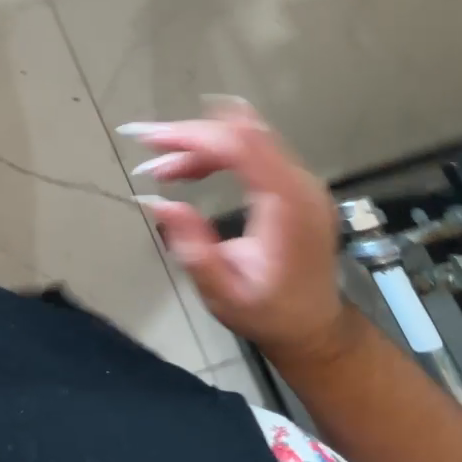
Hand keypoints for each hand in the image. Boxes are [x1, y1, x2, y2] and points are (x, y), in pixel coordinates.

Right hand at [121, 97, 350, 364]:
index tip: (148, 139)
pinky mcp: (293, 183)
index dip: (192, 135)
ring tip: (162, 169)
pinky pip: (252, 148)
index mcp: (288, 209)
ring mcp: (301, 181)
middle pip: (242, 133)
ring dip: (198, 143)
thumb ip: (193, 249)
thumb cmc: (267, 313)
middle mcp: (301, 186)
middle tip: (147, 150)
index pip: (241, 147)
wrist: (314, 328)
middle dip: (188, 135)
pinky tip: (189, 169)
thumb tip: (158, 202)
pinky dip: (214, 150)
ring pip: (244, 135)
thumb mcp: (223, 292)